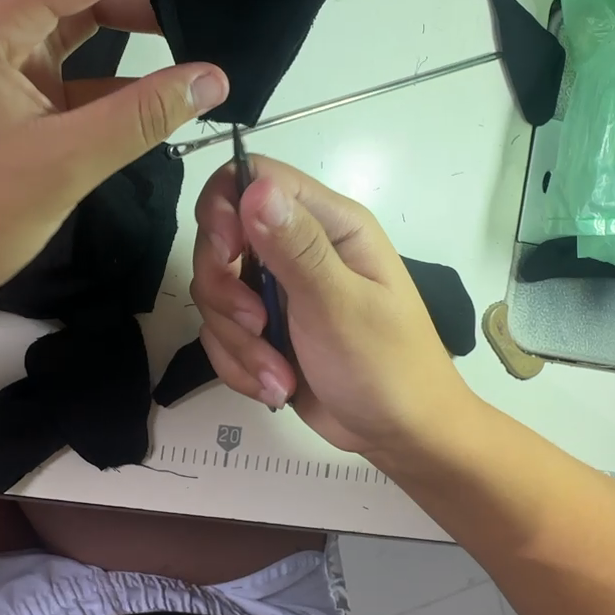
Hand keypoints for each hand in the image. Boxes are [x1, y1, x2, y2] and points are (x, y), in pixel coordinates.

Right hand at [189, 158, 472, 453]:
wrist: (401, 437)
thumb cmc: (387, 366)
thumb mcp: (341, 306)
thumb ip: (296, 247)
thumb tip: (253, 187)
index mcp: (328, 224)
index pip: (251, 178)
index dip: (223, 210)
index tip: (226, 257)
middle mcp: (296, 247)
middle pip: (219, 238)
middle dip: (225, 291)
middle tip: (256, 326)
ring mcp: (276, 288)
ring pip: (214, 293)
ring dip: (238, 342)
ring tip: (280, 376)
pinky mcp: (262, 328)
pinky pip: (219, 333)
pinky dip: (239, 365)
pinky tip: (276, 386)